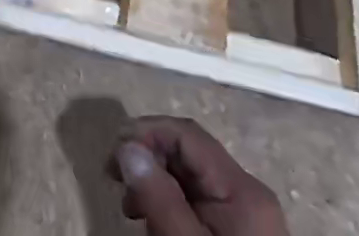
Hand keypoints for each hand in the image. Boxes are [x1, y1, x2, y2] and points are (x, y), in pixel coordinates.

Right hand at [110, 117, 288, 235]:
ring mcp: (244, 215)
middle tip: (114, 182)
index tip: (112, 156)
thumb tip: (128, 147)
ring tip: (131, 212)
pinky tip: (153, 226)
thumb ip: (159, 197)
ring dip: (156, 183)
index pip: (188, 135)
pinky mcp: (237, 233)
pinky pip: (198, 203)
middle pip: (189, 154)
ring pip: (191, 178)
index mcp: (241, 189)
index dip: (147, 132)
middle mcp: (246, 192)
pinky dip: (171, 205)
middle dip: (149, 159)